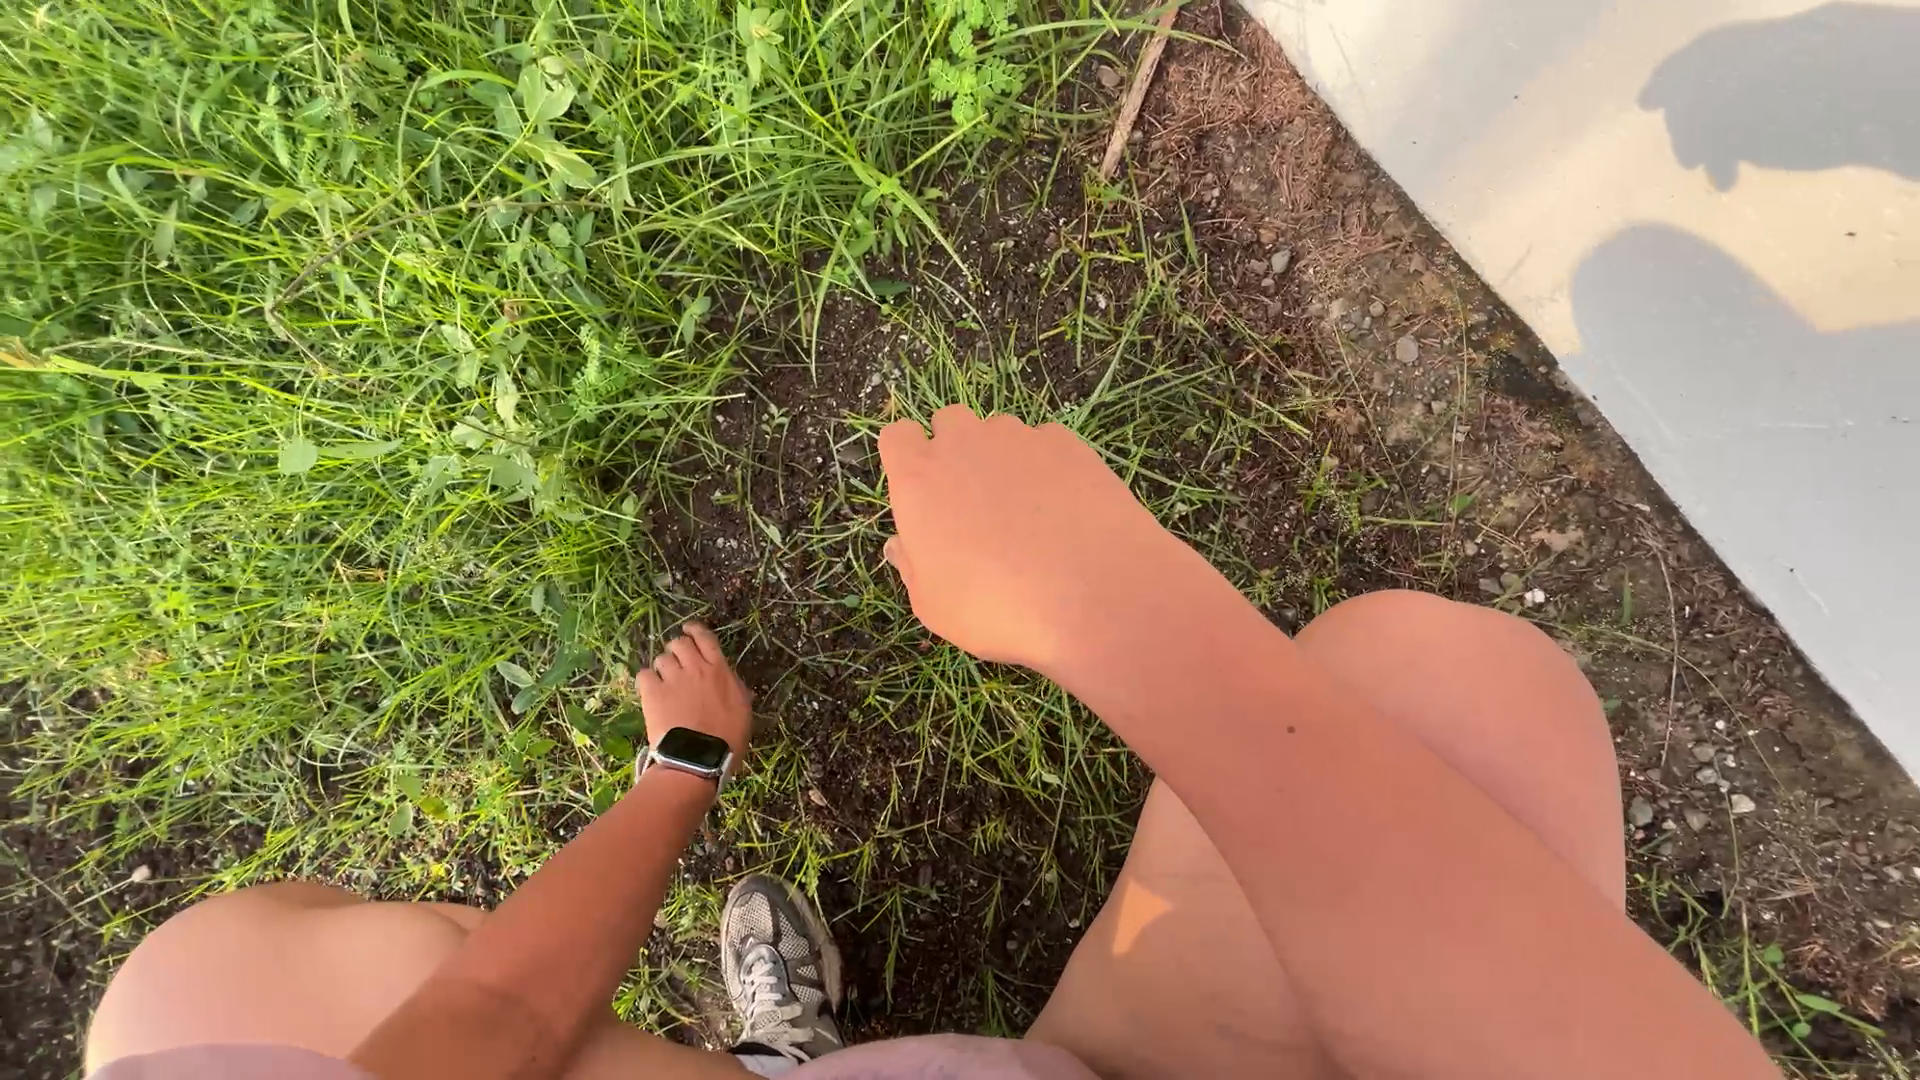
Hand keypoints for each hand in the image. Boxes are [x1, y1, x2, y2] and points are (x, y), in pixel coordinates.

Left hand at [634, 622, 752, 757]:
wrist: (698, 759)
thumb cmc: (727, 738)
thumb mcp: (743, 710)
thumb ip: (735, 689)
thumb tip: (731, 680)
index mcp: (720, 670)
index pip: (705, 638)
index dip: (695, 630)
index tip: (690, 630)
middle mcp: (695, 668)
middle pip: (680, 643)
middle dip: (676, 648)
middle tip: (677, 660)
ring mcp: (673, 679)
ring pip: (661, 658)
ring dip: (663, 666)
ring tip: (664, 680)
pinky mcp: (652, 693)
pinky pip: (644, 675)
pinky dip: (646, 680)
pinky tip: (650, 691)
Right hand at [877, 405, 1186, 672]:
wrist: (1095, 596)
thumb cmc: (996, 608)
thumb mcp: (934, 605)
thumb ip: (911, 566)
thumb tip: (899, 544)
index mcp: (919, 479)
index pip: (897, 436)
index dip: (908, 460)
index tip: (923, 493)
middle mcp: (965, 444)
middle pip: (949, 422)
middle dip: (955, 450)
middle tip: (973, 504)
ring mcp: (1020, 439)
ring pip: (999, 431)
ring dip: (1002, 458)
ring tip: (1027, 511)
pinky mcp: (1068, 444)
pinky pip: (1046, 443)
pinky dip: (1048, 466)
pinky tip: (1064, 509)